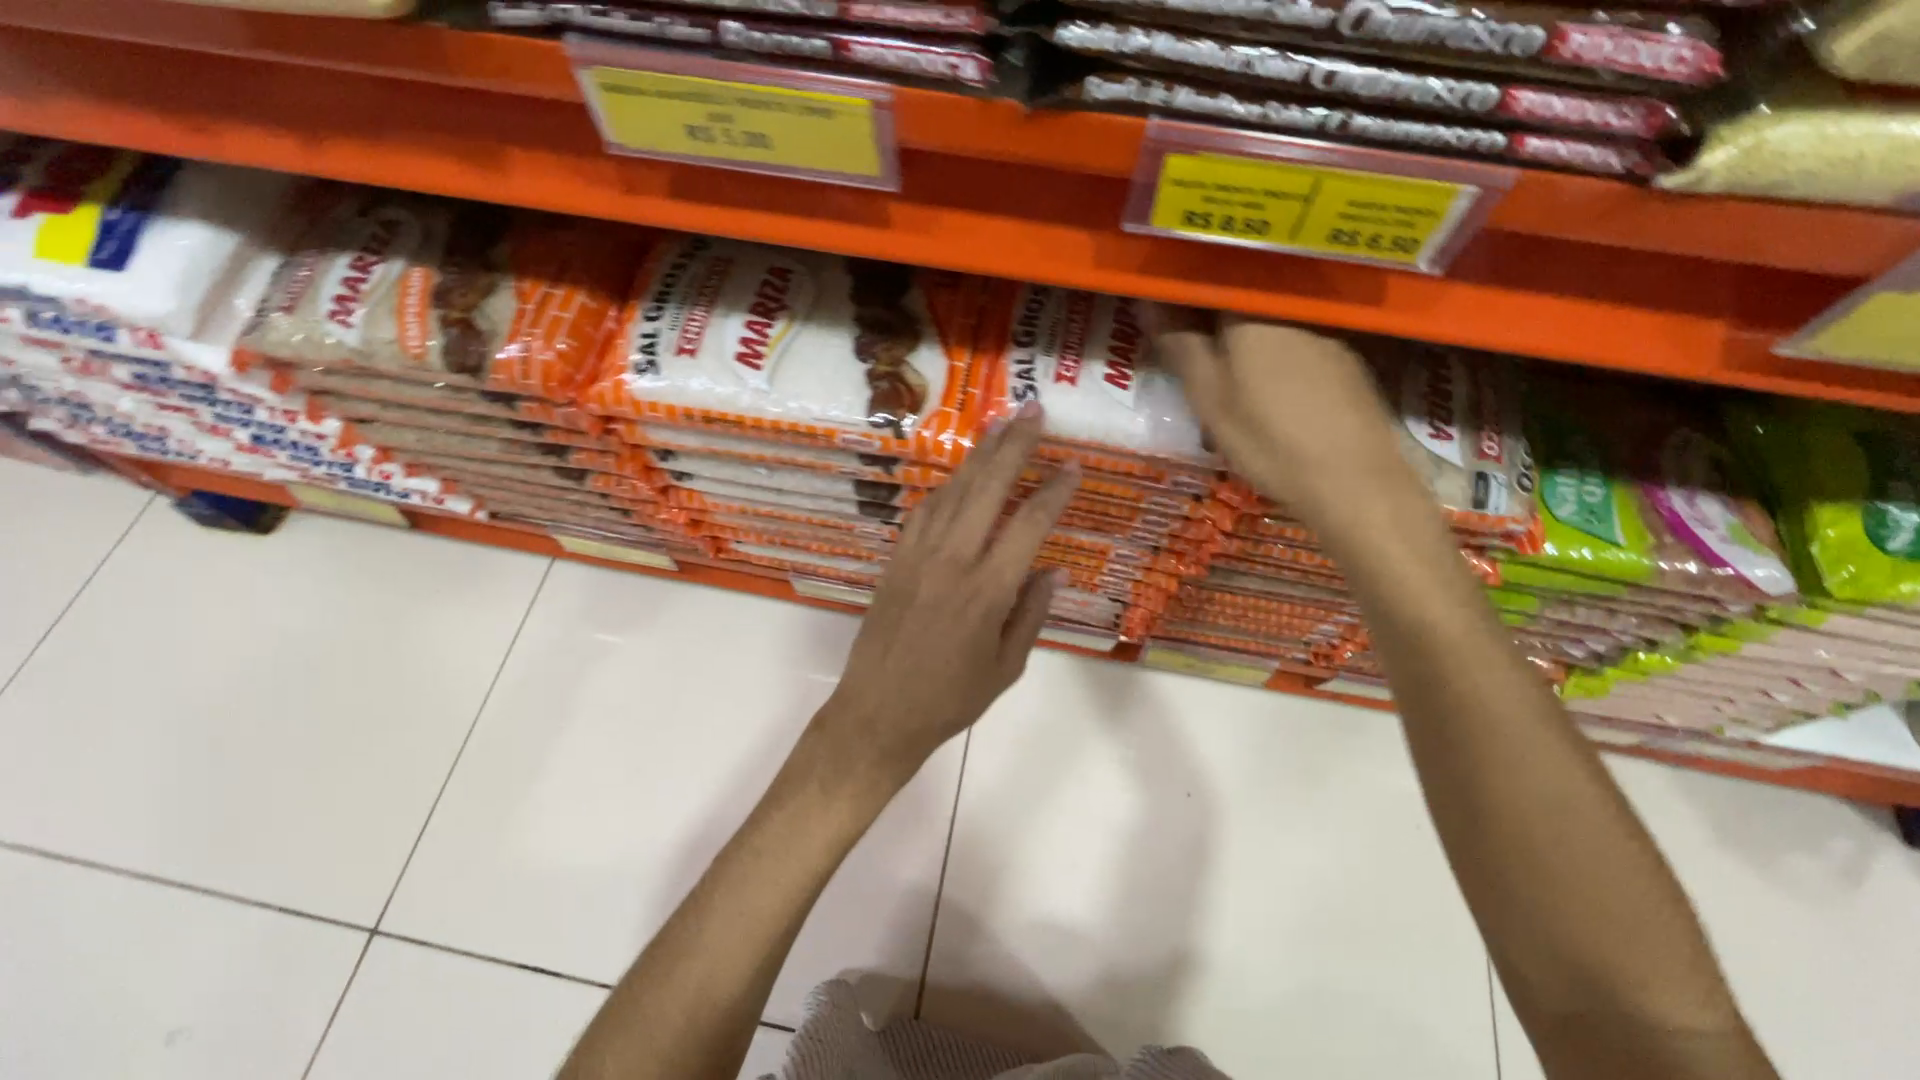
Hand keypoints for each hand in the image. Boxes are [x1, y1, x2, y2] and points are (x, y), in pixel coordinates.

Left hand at [813, 405, 1077, 787]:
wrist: (878, 713)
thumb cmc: (950, 699)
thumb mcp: (1006, 666)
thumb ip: (1031, 613)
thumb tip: (1054, 570)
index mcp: (988, 591)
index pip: (1030, 525)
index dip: (1055, 492)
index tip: (1073, 466)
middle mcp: (953, 561)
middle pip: (988, 488)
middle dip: (1014, 446)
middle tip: (1034, 411)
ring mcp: (918, 556)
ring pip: (953, 491)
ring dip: (978, 455)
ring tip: (1000, 425)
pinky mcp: (895, 560)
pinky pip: (923, 512)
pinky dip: (945, 488)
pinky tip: (959, 476)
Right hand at [1149, 307, 1419, 530]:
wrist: (1353, 479)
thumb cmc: (1267, 437)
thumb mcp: (1208, 395)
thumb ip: (1178, 343)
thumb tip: (1148, 300)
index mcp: (1252, 307)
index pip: (1209, 278)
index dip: (1182, 291)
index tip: (1160, 310)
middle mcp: (1293, 304)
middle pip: (1243, 295)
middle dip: (1212, 314)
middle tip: (1188, 344)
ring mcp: (1327, 328)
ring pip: (1272, 318)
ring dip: (1245, 334)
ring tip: (1225, 367)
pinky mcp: (1348, 355)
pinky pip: (1299, 337)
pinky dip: (1277, 352)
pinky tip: (1270, 385)